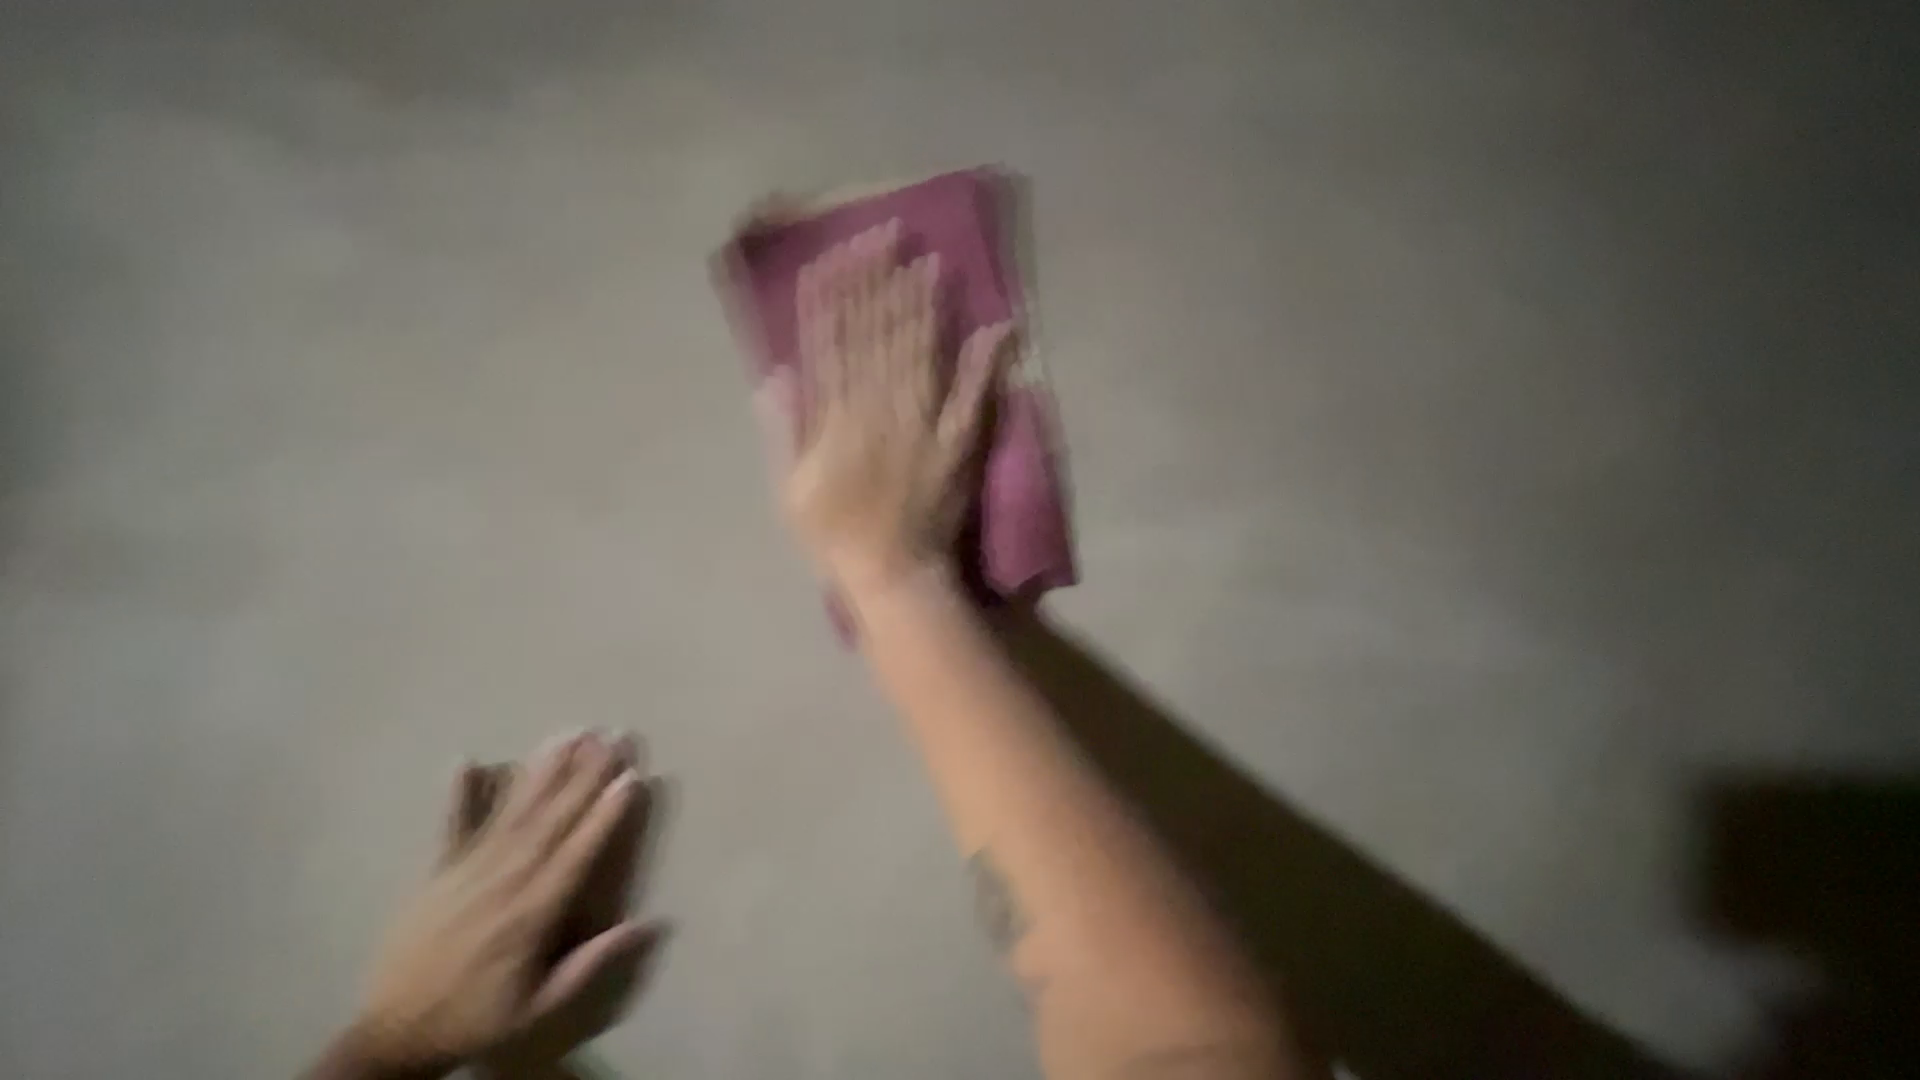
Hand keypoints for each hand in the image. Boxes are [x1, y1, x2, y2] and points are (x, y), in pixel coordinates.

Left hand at [345, 732, 655, 1074]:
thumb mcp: (541, 1006)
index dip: (605, 813)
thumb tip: (648, 924)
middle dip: (585, 775)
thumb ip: (591, 964)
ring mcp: (466, 871)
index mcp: (533, 912)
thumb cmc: (478, 1018)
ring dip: (543, 770)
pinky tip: (467, 759)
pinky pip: (448, 826)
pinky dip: (457, 793)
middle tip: (611, 735)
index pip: (578, 851)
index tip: (630, 775)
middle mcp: (504, 880)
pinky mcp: (435, 872)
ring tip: (568, 734)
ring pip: (513, 812)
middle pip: (552, 819)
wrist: (392, 1037)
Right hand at [755, 220, 1014, 593]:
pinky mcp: (958, 443)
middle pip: (877, 335)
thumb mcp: (788, 488)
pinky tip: (997, 326)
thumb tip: (778, 373)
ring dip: (925, 305)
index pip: (832, 343)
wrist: (892, 574)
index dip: (835, 294)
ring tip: (930, 261)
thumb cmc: (834, 535)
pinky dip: (986, 362)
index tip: (840, 252)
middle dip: (881, 281)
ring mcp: (922, 425)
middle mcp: (878, 411)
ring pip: (920, 352)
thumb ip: (784, 430)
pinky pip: (973, 396)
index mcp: (835, 420)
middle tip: (889, 233)